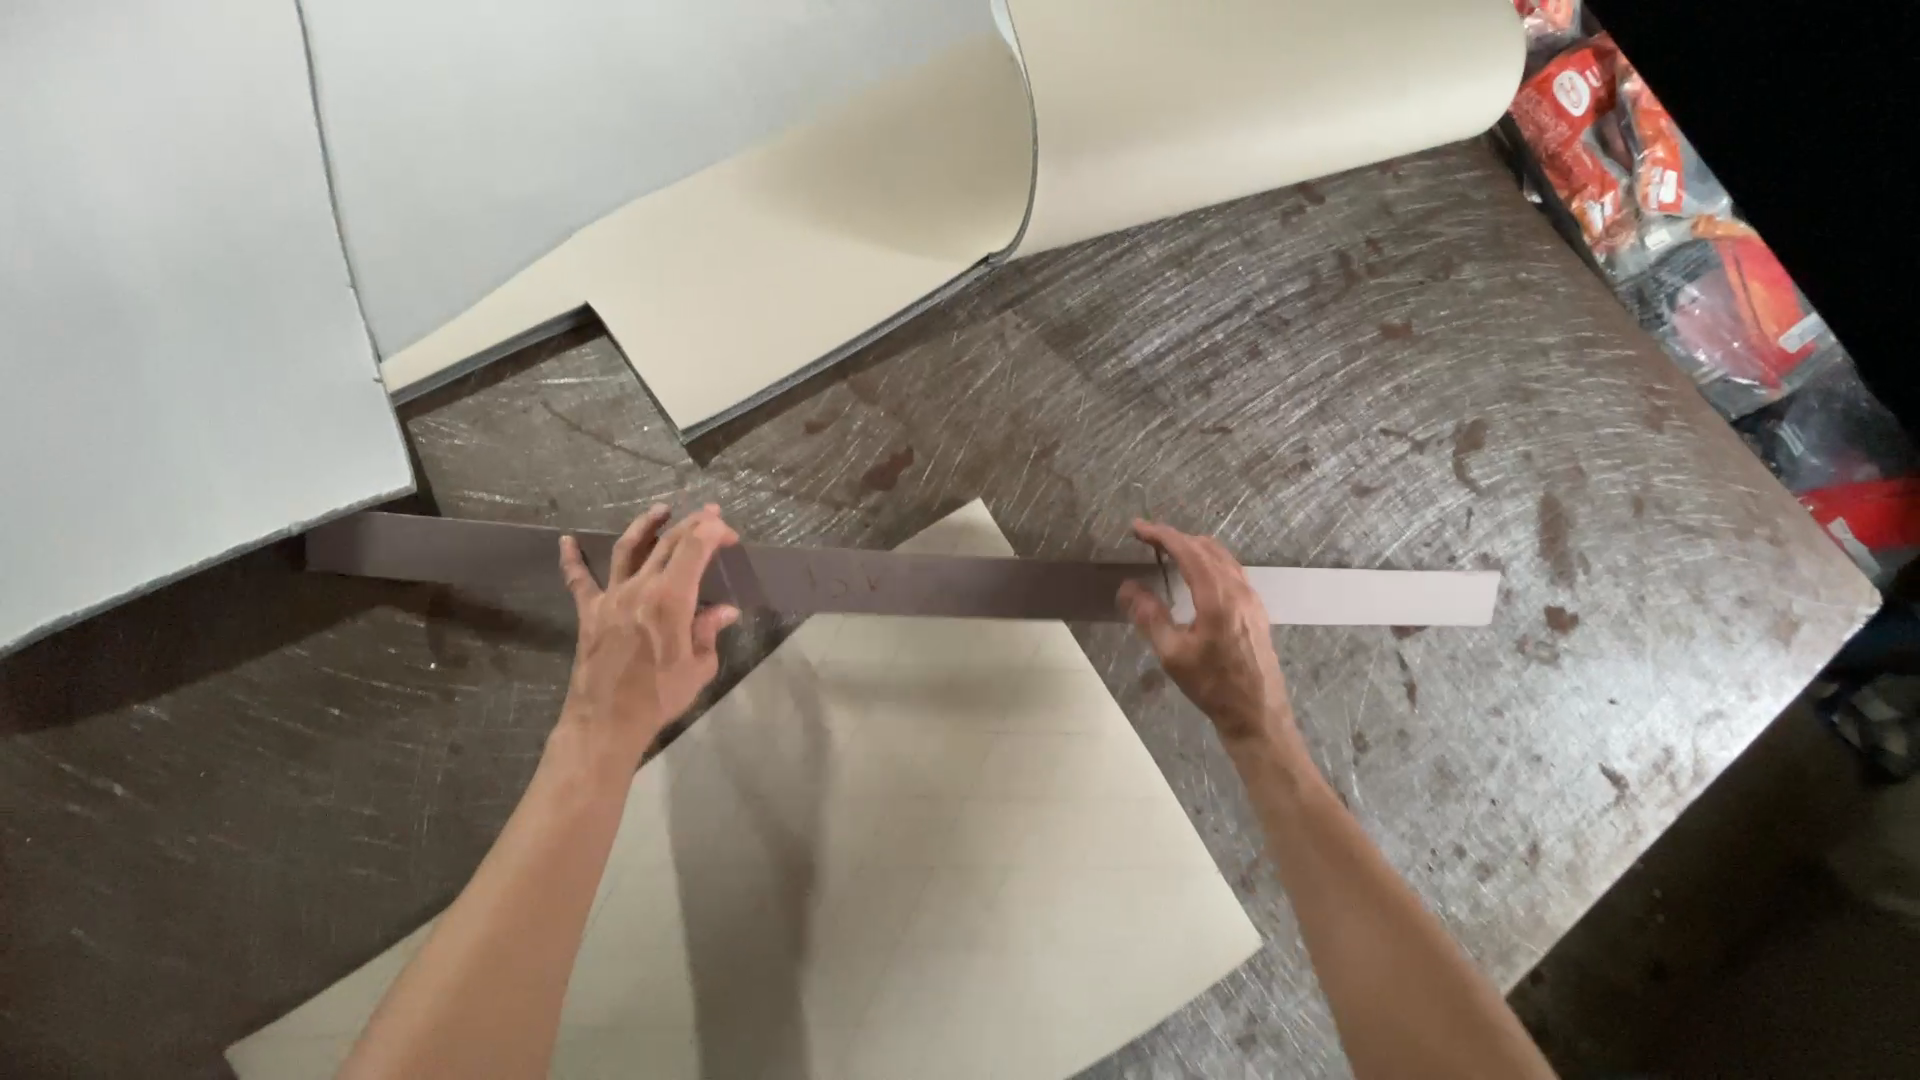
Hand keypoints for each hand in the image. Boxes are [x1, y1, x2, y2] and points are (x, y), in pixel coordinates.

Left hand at [556, 503, 740, 765]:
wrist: (607, 721)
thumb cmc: (660, 697)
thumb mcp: (699, 667)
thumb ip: (708, 632)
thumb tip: (723, 612)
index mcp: (670, 600)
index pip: (694, 549)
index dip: (713, 533)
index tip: (729, 535)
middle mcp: (640, 589)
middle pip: (667, 543)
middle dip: (692, 523)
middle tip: (711, 514)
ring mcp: (611, 598)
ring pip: (627, 549)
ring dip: (645, 525)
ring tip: (660, 510)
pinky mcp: (589, 613)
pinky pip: (579, 581)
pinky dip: (572, 560)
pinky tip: (566, 542)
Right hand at [1117, 520, 1294, 748]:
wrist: (1257, 713)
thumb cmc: (1212, 686)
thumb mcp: (1173, 654)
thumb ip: (1149, 616)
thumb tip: (1128, 588)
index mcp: (1218, 597)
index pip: (1188, 552)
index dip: (1161, 535)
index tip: (1138, 528)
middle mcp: (1239, 590)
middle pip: (1207, 548)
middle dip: (1176, 538)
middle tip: (1147, 538)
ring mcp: (1252, 599)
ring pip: (1223, 557)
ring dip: (1194, 547)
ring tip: (1168, 550)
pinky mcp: (1256, 610)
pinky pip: (1232, 571)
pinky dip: (1210, 561)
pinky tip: (1197, 574)